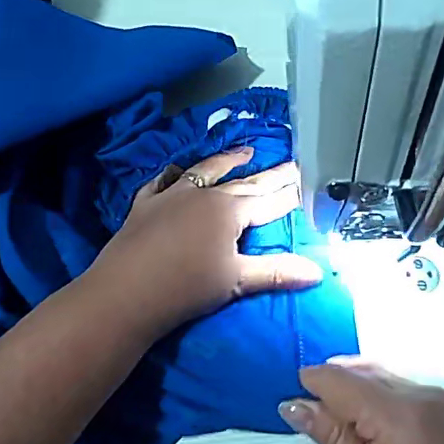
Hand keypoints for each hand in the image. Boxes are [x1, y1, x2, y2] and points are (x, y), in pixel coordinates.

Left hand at [80, 148, 325, 340]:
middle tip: (289, 164)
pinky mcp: (144, 205)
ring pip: (203, 171)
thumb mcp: (236, 280)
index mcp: (229, 211)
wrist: (126, 292)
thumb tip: (317, 271)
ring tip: (244, 152)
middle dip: (268, 175)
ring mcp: (170, 196)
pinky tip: (175, 172)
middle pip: (242, 182)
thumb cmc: (187, 287)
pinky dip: (172, 175)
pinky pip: (161, 182)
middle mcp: (203, 195)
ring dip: (225, 161)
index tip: (304, 181)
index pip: (267, 200)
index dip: (287, 193)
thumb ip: (276, 272)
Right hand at [281, 361, 443, 443]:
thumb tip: (293, 403)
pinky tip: (382, 440)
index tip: (294, 410)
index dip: (311, 387)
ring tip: (352, 442)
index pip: (340, 378)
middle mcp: (429, 395)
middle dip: (335, 392)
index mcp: (403, 417)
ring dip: (361, 396)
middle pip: (364, 372)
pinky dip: (387, 403)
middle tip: (320, 433)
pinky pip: (410, 392)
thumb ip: (332, 442)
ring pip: (387, 379)